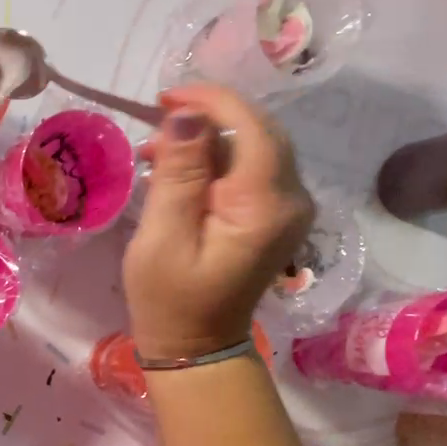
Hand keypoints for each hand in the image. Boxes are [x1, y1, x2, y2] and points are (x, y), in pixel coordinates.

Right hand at [123, 84, 314, 361]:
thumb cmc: (170, 299)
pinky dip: (217, 162)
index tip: (166, 97)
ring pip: (256, 150)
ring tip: (156, 154)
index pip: (252, 128)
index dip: (212, 102)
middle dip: (208, 120)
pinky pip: (252, 172)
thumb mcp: (161, 239)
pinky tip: (181, 174)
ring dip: (209, 141)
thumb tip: (184, 117)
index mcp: (265, 205)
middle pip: (259, 134)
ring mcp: (289, 209)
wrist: (196, 348)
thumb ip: (177, 176)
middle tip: (154, 126)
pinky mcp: (275, 217)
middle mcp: (292, 199)